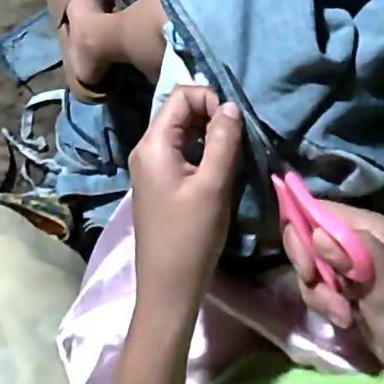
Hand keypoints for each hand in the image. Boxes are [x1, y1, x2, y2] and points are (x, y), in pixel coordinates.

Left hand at [127, 86, 242, 317]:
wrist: (168, 289)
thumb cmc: (191, 236)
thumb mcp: (213, 184)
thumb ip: (223, 140)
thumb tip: (231, 105)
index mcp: (154, 144)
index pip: (181, 95)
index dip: (210, 99)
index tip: (232, 124)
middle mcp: (147, 149)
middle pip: (180, 110)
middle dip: (211, 114)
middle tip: (236, 138)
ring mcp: (151, 166)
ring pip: (183, 130)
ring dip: (209, 132)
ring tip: (232, 151)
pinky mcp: (159, 182)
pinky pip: (182, 150)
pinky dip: (203, 149)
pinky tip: (219, 167)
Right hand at [283, 201, 383, 383]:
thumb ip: (356, 255)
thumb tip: (318, 235)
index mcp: (367, 226)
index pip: (319, 210)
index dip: (302, 231)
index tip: (306, 267)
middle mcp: (353, 237)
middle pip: (307, 237)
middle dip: (310, 268)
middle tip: (320, 289)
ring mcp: (346, 262)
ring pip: (309, 265)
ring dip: (319, 293)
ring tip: (342, 312)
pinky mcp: (341, 285)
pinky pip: (316, 286)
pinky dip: (323, 304)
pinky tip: (344, 319)